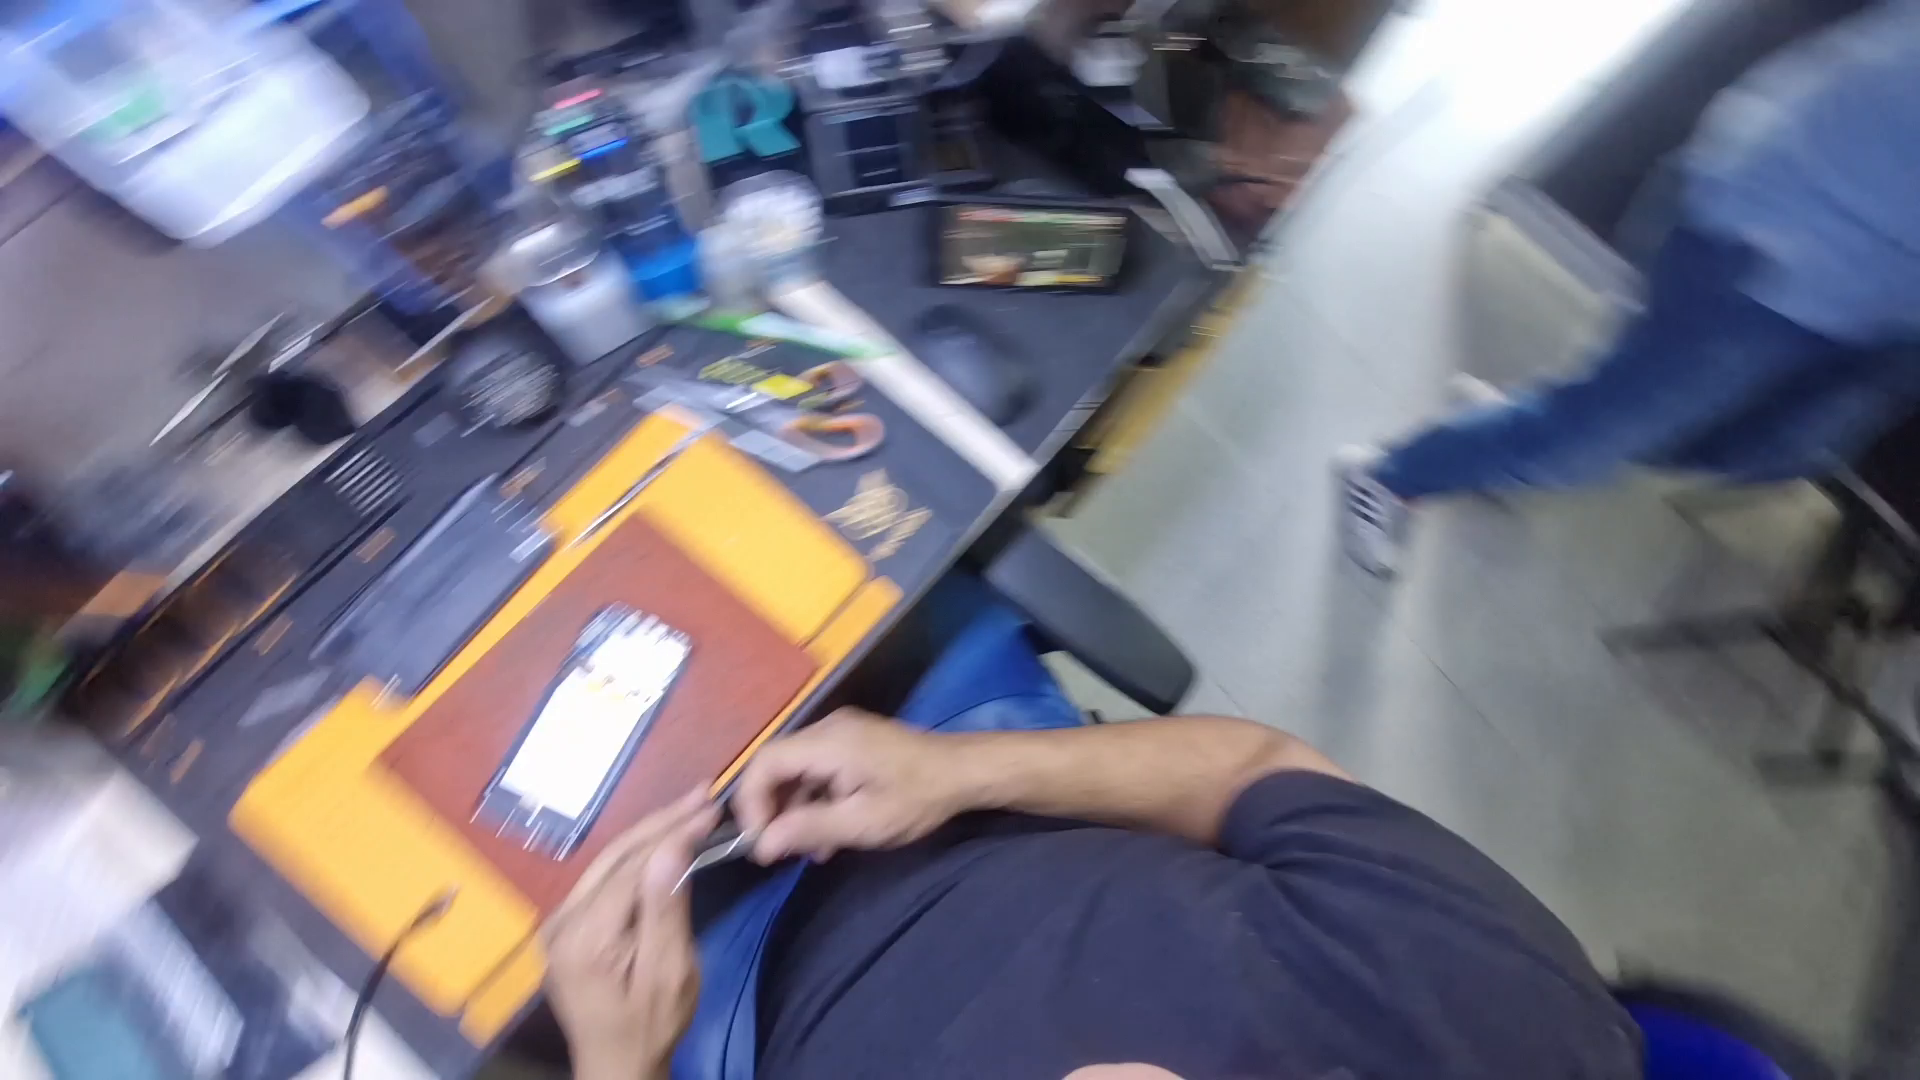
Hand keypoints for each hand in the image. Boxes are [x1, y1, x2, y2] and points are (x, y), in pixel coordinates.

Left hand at [542, 788, 718, 1079]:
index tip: (712, 810)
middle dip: (664, 820)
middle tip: (705, 795)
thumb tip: (672, 848)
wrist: (617, 1067)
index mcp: (584, 937)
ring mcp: (560, 923)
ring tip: (691, 806)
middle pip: (618, 854)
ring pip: (611, 859)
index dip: (675, 833)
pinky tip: (664, 836)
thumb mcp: (669, 972)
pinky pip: (606, 876)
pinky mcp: (569, 924)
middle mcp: (562, 922)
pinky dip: (639, 852)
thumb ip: (665, 907)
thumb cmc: (652, 1024)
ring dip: (653, 831)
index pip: (635, 866)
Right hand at [733, 707, 973, 862]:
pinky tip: (829, 833)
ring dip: (795, 807)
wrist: (963, 772)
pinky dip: (814, 798)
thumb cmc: (916, 797)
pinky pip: (817, 767)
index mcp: (829, 742)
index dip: (751, 801)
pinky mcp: (854, 742)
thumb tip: (761, 846)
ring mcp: (843, 732)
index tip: (760, 841)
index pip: (765, 761)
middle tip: (779, 849)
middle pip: (778, 763)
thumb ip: (809, 829)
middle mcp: (830, 728)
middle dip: (771, 808)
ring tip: (809, 849)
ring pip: (797, 768)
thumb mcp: (863, 822)